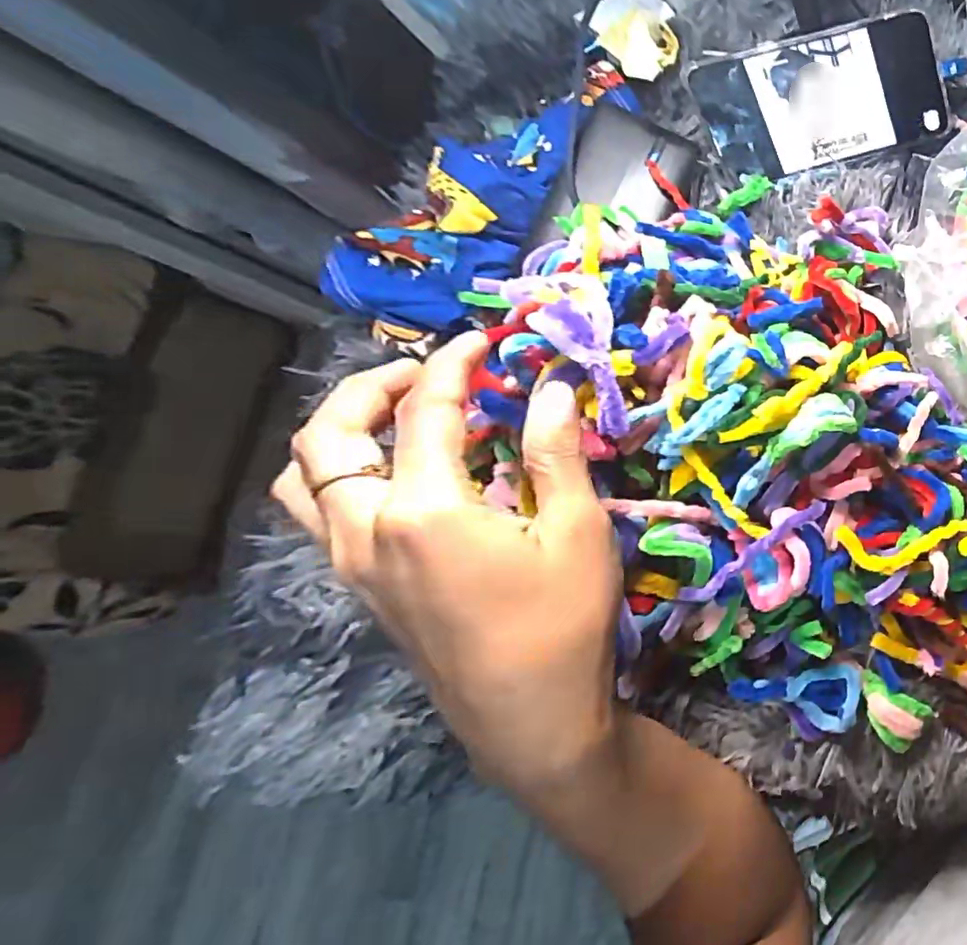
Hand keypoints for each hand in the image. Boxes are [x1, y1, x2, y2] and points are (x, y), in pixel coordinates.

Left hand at [271, 331, 621, 789]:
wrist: (529, 712)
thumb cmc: (564, 618)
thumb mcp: (577, 530)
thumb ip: (555, 453)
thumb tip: (549, 386)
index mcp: (424, 511)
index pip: (426, 414)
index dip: (454, 365)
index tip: (483, 339)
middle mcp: (366, 531)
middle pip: (326, 438)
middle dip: (370, 388)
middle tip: (428, 371)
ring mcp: (353, 565)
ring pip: (305, 479)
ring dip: (343, 432)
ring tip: (402, 417)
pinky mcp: (362, 589)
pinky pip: (322, 514)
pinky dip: (346, 474)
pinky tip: (407, 479)